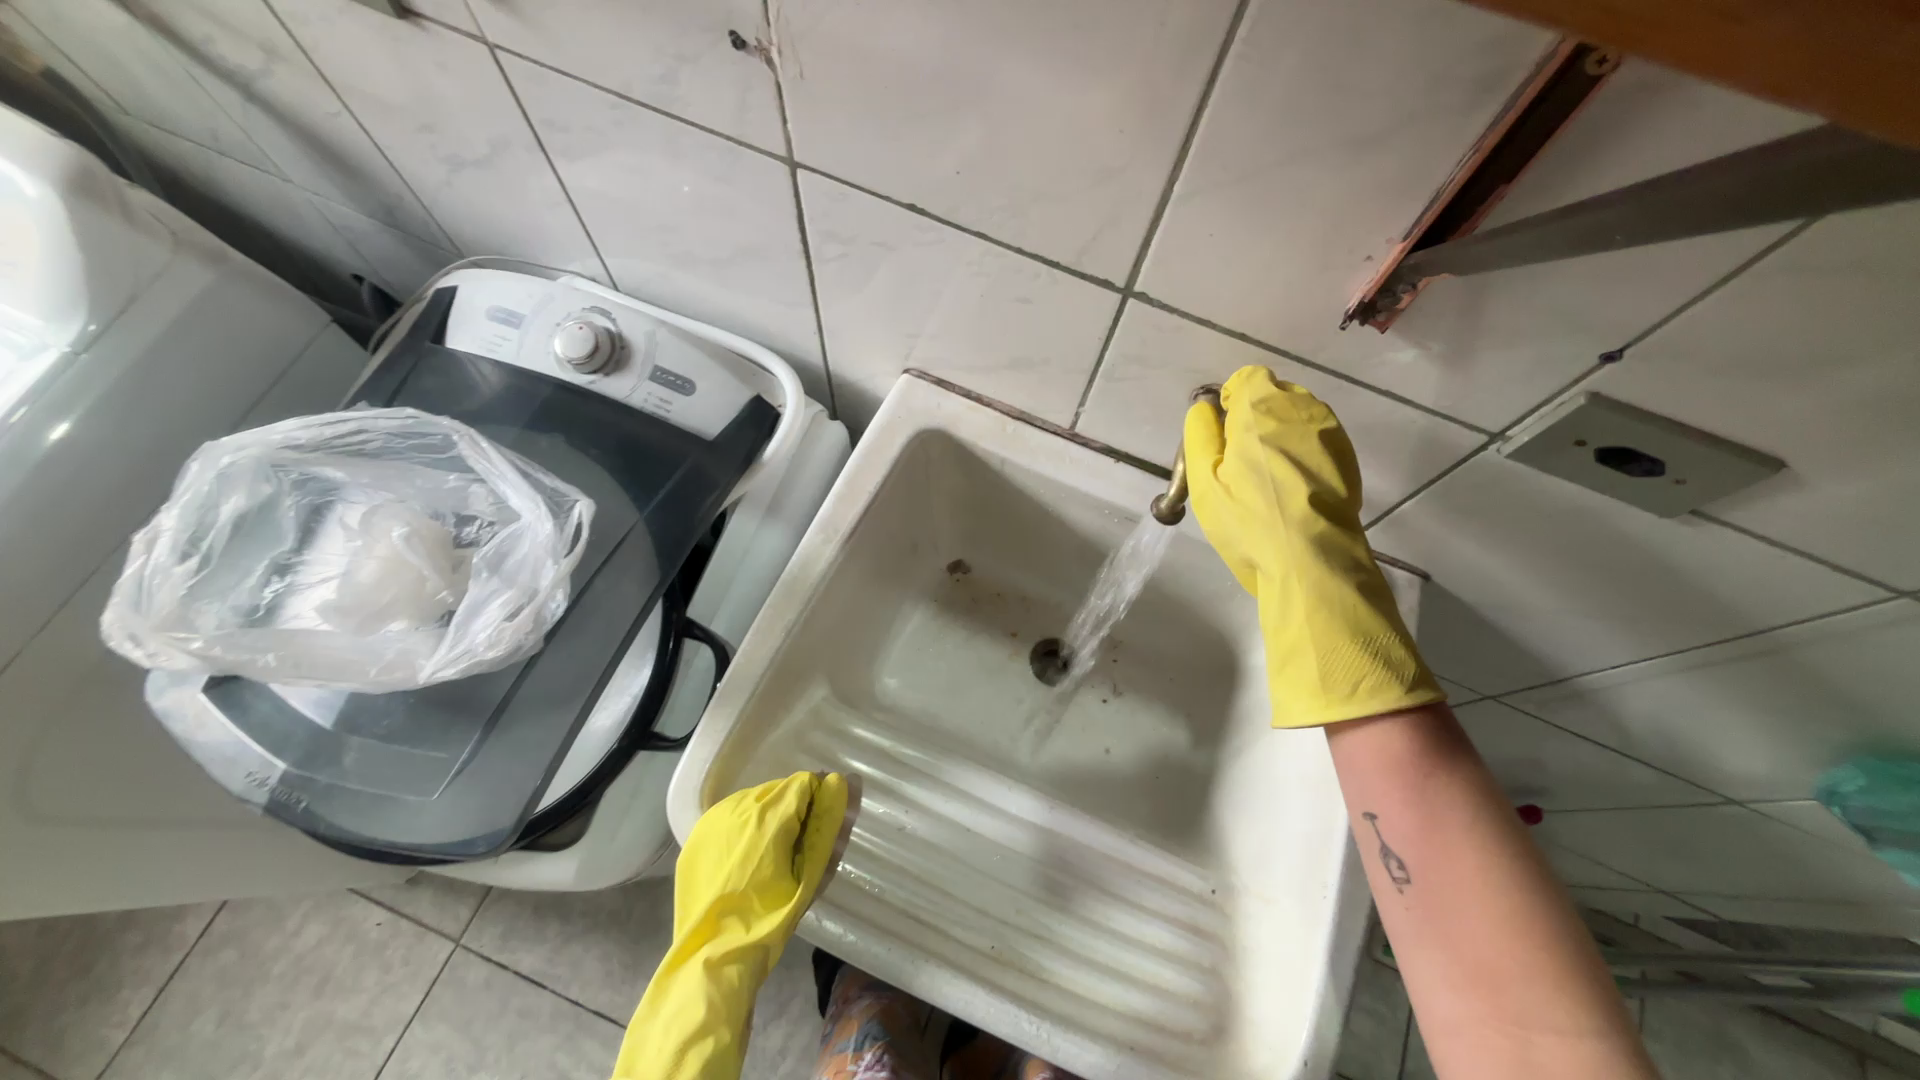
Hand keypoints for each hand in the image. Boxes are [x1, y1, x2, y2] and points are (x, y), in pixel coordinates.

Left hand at [613, 772, 849, 1079]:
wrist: (714, 956)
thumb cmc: (771, 919)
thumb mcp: (810, 875)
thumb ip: (828, 825)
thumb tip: (844, 784)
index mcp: (769, 815)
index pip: (804, 783)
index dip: (818, 802)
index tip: (820, 828)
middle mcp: (736, 807)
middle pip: (777, 789)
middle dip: (792, 809)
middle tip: (797, 846)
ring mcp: (711, 822)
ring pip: (750, 801)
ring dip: (766, 817)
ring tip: (770, 855)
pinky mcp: (694, 838)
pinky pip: (727, 819)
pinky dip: (742, 830)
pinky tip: (744, 860)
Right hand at [1183, 366, 1444, 727]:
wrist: (1311, 562)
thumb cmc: (1248, 519)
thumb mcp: (1203, 479)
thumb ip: (1200, 433)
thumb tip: (1205, 410)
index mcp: (1262, 406)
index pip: (1246, 379)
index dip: (1229, 401)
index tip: (1220, 436)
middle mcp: (1302, 408)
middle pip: (1275, 395)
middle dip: (1255, 418)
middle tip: (1239, 461)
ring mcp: (1331, 433)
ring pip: (1298, 419)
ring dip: (1280, 436)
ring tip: (1267, 478)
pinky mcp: (1347, 460)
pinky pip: (1317, 443)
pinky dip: (1303, 456)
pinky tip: (1292, 491)